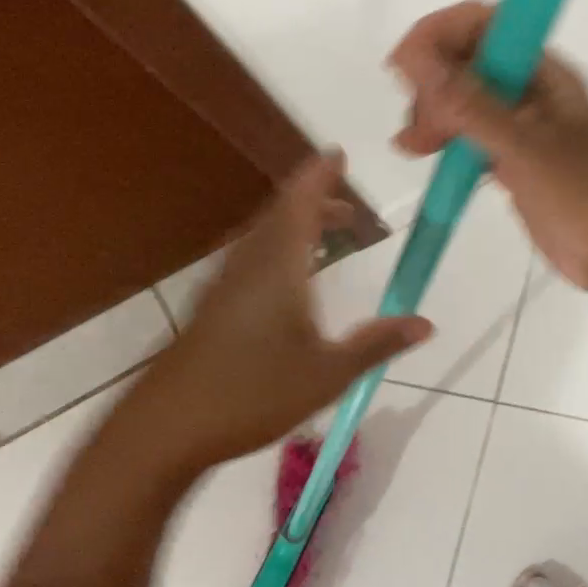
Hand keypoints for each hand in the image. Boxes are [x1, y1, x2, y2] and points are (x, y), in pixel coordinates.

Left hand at [123, 151, 432, 470]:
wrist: (162, 432)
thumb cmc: (251, 396)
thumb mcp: (328, 374)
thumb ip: (377, 345)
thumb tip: (425, 323)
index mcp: (277, 273)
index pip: (300, 209)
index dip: (319, 179)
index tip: (337, 154)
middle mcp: (247, 270)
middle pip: (279, 218)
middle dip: (314, 203)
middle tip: (347, 207)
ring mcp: (222, 291)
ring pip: (262, 240)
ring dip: (295, 227)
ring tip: (326, 235)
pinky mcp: (211, 313)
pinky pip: (250, 262)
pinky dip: (278, 251)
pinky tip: (290, 280)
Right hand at [388, 0, 587, 292]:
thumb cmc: (583, 197)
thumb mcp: (524, 148)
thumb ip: (469, 103)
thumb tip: (413, 58)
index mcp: (548, 74)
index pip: (485, 25)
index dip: (439, 34)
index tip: (403, 67)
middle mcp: (536, 91)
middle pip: (468, 62)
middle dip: (433, 85)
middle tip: (418, 129)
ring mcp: (525, 126)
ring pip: (466, 101)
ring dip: (434, 114)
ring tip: (412, 147)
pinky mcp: (516, 159)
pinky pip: (473, 136)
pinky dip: (447, 141)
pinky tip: (424, 157)